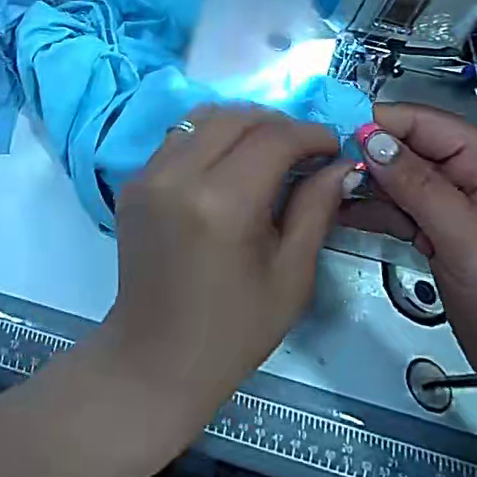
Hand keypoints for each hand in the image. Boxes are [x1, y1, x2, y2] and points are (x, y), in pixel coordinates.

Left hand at [98, 104, 354, 425]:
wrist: (155, 360)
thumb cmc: (233, 330)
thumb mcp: (291, 276)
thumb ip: (316, 209)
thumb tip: (342, 164)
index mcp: (222, 203)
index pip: (273, 138)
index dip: (310, 134)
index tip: (332, 146)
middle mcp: (179, 176)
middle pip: (237, 116)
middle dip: (278, 123)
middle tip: (304, 148)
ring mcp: (149, 175)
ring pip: (204, 117)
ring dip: (243, 123)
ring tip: (268, 149)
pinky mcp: (133, 182)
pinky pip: (179, 137)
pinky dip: (210, 137)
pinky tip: (229, 164)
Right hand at [349, 103, 476, 408]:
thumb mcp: (474, 244)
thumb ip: (420, 187)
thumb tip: (372, 138)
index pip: (430, 125)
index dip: (381, 122)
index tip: (331, 128)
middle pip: (415, 152)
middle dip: (369, 154)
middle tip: (318, 164)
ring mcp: (464, 213)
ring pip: (407, 183)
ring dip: (369, 184)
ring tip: (322, 188)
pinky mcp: (451, 242)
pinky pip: (409, 215)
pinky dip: (379, 213)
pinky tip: (344, 213)